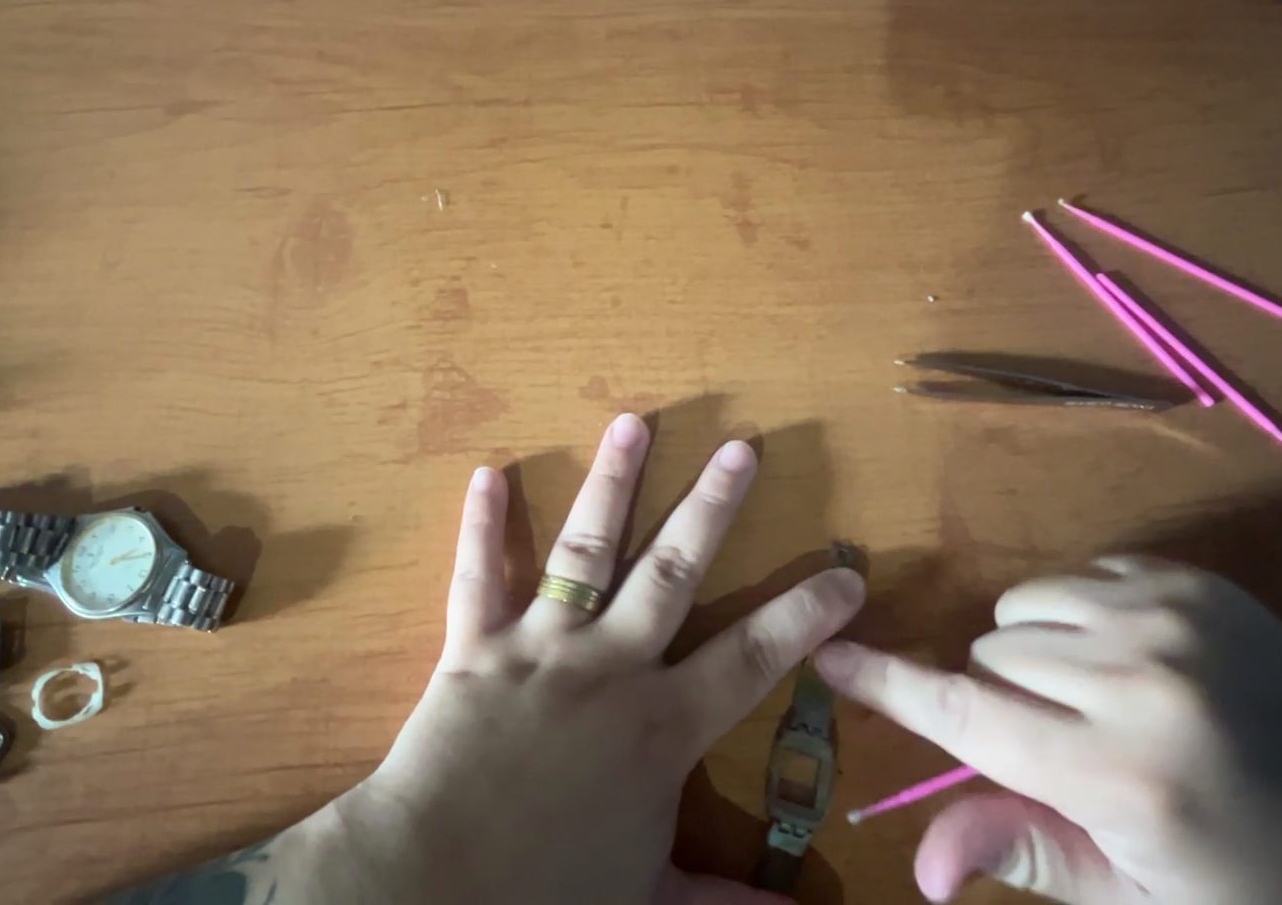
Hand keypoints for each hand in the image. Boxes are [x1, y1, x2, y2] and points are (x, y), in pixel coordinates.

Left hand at [321, 414, 865, 904]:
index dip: (804, 614)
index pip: (752, 657)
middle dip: (710, 508)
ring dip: (609, 485)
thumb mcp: (651, 901)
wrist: (435, 885)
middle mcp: (609, 668)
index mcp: (660, 725)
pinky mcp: (476, 646)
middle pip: (672, 572)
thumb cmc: (547, 893)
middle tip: (740, 447)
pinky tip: (485, 473)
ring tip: (630, 424)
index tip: (846, 570)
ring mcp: (541, 647)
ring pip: (583, 551)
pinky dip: (480, 526)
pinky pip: (477, 576)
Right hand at [813, 557, 1281, 904]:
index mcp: (1121, 773)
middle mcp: (1134, 681)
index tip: (827, 654)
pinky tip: (1130, 656)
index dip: (887, 684)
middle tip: (1059, 742)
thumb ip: (1025, 855)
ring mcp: (1162, 615)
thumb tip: (920, 869)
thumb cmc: (1253, 876)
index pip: (966, 715)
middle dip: (997, 697)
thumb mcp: (1141, 897)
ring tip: (1091, 694)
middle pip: (986, 657)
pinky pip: (1065, 578)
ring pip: (1015, 610)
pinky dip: (1070, 616)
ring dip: (1028, 651)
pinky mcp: (1181, 577)